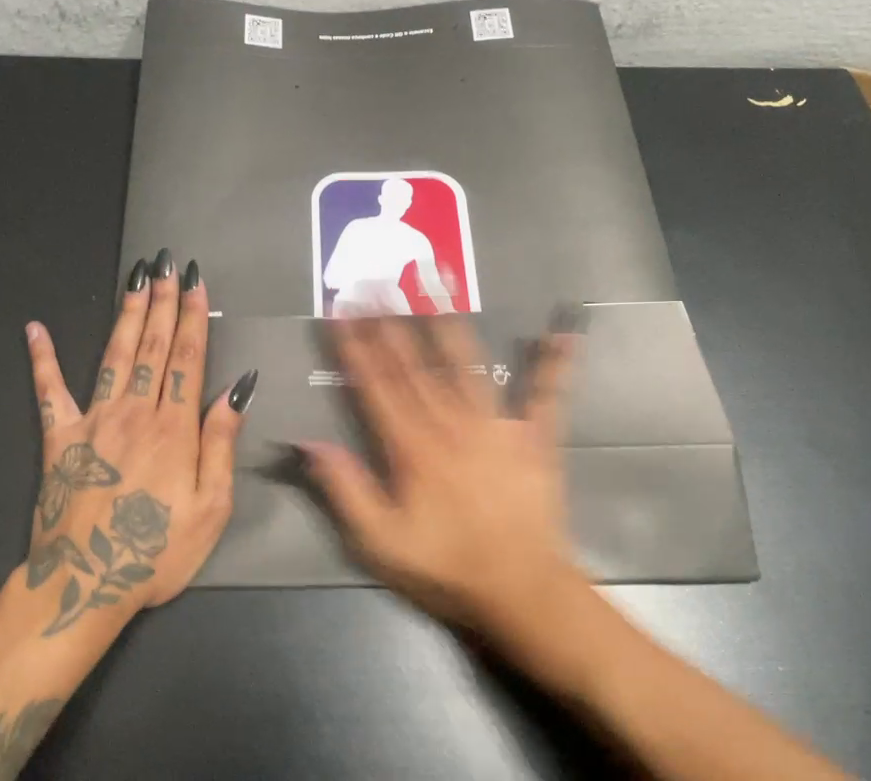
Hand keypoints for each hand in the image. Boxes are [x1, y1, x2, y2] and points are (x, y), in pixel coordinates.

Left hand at [21, 249, 256, 636]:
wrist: (84, 583)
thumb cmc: (155, 553)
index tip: (196, 283)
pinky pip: (49, 391)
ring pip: (114, 355)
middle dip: (162, 302)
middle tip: (167, 264)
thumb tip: (236, 391)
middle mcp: (134, 412)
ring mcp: (93, 420)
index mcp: (174, 429)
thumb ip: (221, 444)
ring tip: (135, 279)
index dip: (193, 318)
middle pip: (153, 347)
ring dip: (126, 315)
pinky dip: (42, 358)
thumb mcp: (211, 508)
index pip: (187, 359)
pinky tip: (34, 329)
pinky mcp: (58, 438)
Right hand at [300, 312, 583, 635]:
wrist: (523, 591)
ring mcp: (497, 425)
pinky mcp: (535, 437)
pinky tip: (561, 329)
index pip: (376, 385)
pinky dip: (554, 363)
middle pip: (414, 364)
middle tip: (374, 281)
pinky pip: (546, 394)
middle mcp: (452, 424)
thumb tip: (308, 441)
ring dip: (449, 320)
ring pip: (467, 363)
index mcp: (412, 448)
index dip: (355, 346)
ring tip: (437, 279)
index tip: (341, 311)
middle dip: (390, 321)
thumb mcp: (380, 541)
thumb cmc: (447, 567)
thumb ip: (344, 488)